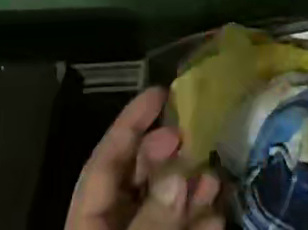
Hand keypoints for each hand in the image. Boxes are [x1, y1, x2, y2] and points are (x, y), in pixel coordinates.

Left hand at [65, 88, 222, 229]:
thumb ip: (150, 216)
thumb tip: (179, 172)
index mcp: (89, 217)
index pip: (106, 159)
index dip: (131, 122)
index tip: (160, 91)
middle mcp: (113, 223)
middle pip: (139, 178)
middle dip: (166, 155)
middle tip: (189, 138)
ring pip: (165, 206)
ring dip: (191, 189)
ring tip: (213, 178)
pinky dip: (201, 223)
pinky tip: (217, 214)